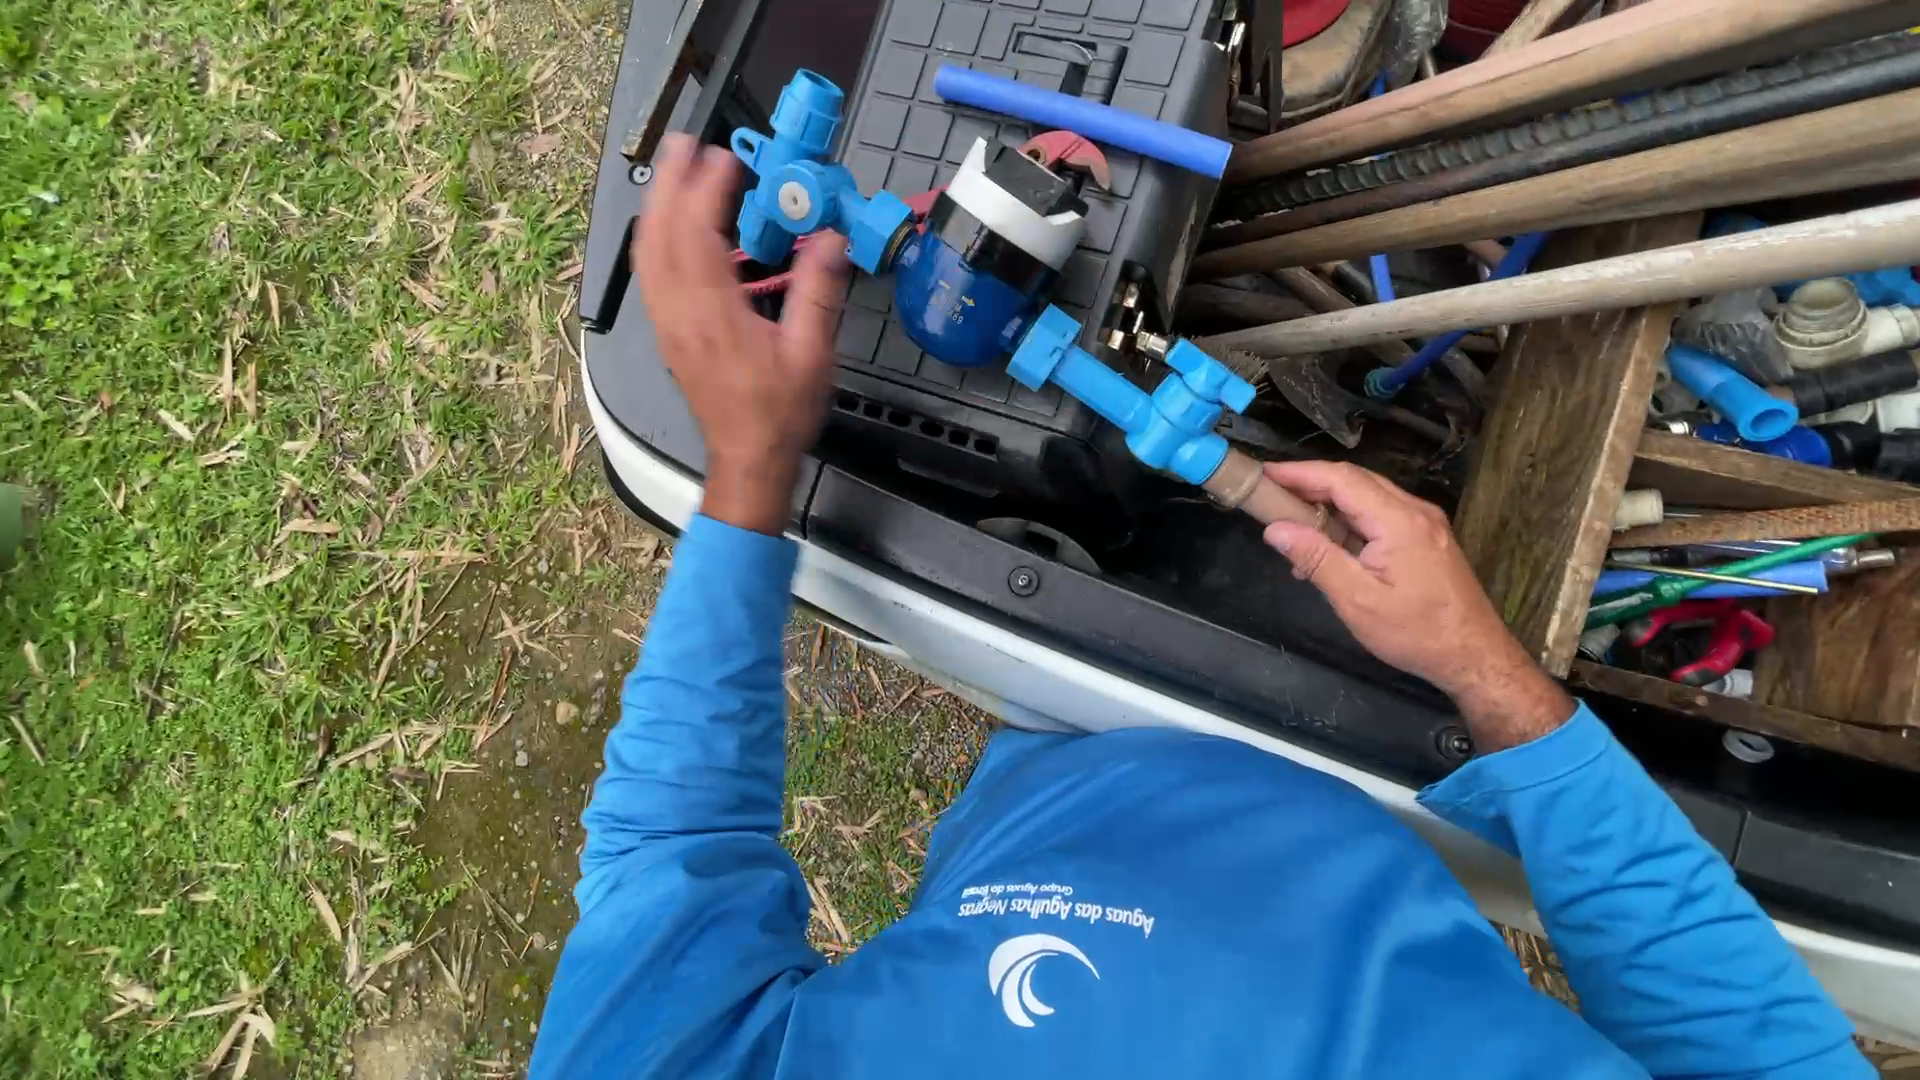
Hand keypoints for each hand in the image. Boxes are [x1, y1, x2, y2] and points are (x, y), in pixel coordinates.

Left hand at [634, 134, 850, 533]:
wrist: (748, 459)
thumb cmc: (780, 413)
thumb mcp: (812, 355)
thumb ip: (819, 293)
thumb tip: (830, 240)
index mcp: (713, 313)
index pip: (699, 232)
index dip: (708, 187)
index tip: (728, 160)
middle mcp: (678, 313)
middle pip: (658, 231)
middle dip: (670, 181)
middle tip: (687, 146)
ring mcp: (666, 324)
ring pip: (646, 251)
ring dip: (658, 206)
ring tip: (675, 175)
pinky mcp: (667, 335)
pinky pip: (649, 275)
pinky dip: (655, 240)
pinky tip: (669, 231)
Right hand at [1260, 461, 1572, 751]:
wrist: (1474, 656)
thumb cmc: (1416, 633)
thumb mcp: (1357, 600)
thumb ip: (1317, 558)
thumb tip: (1275, 529)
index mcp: (1399, 521)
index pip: (1342, 480)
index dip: (1301, 472)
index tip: (1265, 473)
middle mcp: (1415, 512)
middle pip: (1354, 481)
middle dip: (1309, 482)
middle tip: (1269, 493)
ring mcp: (1423, 523)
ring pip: (1366, 496)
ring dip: (1325, 503)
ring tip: (1289, 524)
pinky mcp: (1424, 538)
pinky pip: (1377, 514)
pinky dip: (1345, 520)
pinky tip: (1325, 545)